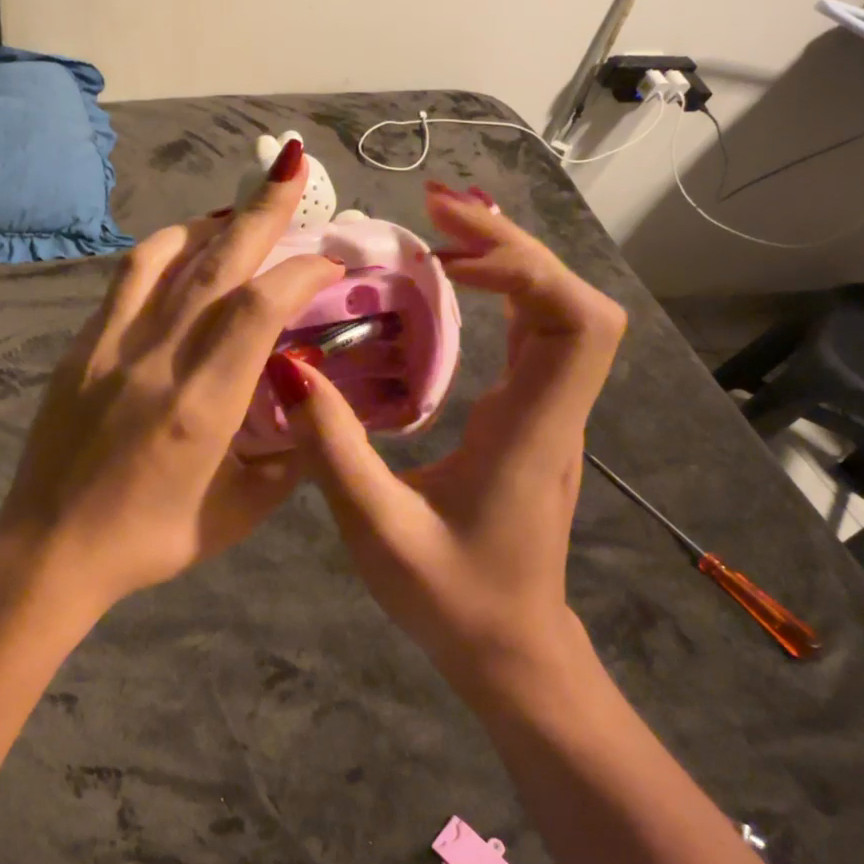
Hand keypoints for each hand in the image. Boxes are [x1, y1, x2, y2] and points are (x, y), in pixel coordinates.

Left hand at [0, 138, 346, 614]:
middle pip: (213, 266)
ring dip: (203, 225)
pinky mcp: (78, 350)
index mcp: (200, 405)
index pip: (257, 310)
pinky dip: (157, 257)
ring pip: (158, 261)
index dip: (300, 273)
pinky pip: (122, 285)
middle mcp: (154, 362)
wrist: (51, 545)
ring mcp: (107, 348)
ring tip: (233, 215)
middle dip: (260, 212)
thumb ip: (285, 460)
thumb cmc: (147, 541)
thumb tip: (309, 409)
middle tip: (292, 170)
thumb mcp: (235, 514)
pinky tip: (176, 257)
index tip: (330, 264)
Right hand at [272, 180, 626, 688]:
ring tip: (432, 234)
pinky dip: (496, 299)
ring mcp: (544, 417)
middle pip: (571, 303)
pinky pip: (529, 341)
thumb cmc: (450, 597)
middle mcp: (553, 413)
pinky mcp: (526, 424)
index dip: (525, 267)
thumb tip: (287, 366)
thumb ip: (334, 448)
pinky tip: (442, 292)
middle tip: (433, 210)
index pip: (576, 324)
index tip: (447, 248)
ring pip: (556, 316)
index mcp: (531, 432)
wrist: (510, 653)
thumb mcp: (376, 527)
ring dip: (505, 265)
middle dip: (510, 245)